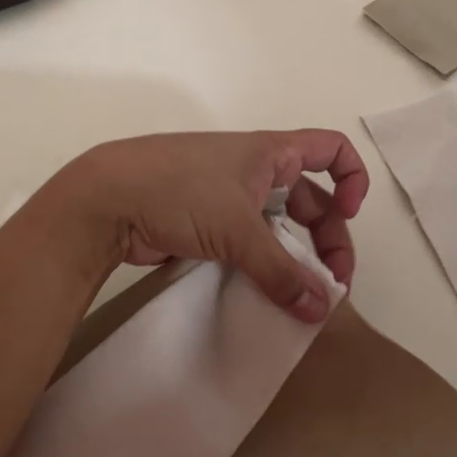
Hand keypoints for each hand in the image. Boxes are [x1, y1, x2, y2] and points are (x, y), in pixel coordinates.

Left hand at [34, 130, 368, 322]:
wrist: (106, 199)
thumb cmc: (179, 191)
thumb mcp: (237, 228)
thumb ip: (281, 271)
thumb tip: (321, 308)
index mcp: (270, 153)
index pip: (330, 148)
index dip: (351, 177)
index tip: (349, 214)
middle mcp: (255, 171)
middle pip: (311, 199)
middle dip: (327, 237)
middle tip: (331, 285)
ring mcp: (229, 197)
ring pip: (279, 227)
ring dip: (295, 259)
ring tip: (301, 299)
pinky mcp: (206, 224)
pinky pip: (250, 245)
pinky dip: (264, 267)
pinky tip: (266, 296)